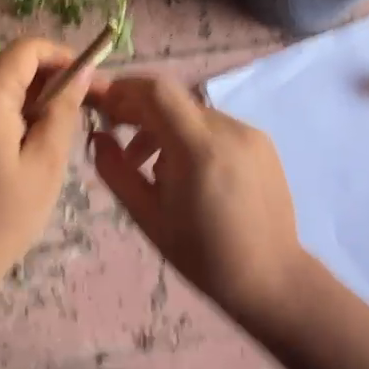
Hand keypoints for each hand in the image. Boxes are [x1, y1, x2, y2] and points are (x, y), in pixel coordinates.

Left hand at [0, 38, 98, 303]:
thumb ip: (62, 112)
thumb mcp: (45, 166)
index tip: (89, 82)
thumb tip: (77, 75)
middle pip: (9, 68)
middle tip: (83, 115)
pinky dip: (6, 118)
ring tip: (54, 141)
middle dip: (48, 82)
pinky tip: (21, 154)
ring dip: (28, 103)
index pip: (26, 49)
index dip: (62, 57)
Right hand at [89, 76, 309, 321]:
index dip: (124, 88)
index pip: (156, 90)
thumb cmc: (203, 255)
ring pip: (192, 114)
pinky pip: (214, 127)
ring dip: (164, 127)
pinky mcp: (261, 143)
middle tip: (115, 133)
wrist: (271, 280)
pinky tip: (185, 173)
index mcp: (198, 148)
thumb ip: (116, 172)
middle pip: (173, 100)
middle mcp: (227, 129)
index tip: (102, 105)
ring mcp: (249, 133)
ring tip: (149, 167)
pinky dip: (190, 137)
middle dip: (139, 110)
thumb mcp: (147, 218)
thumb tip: (97, 137)